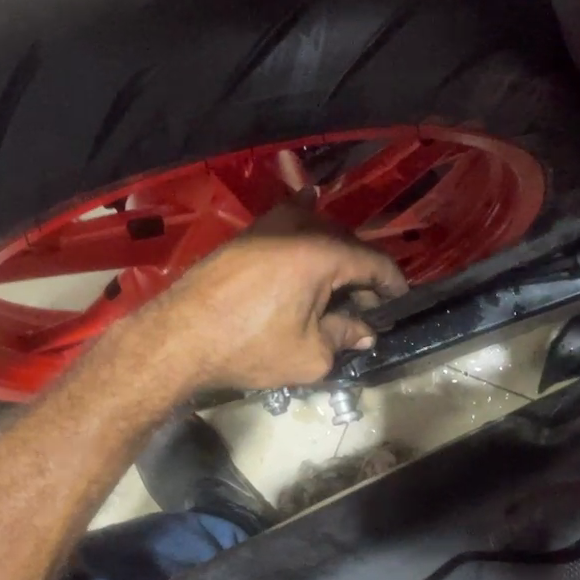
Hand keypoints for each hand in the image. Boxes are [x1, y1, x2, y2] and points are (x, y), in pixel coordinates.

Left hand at [117, 204, 408, 391]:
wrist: (178, 336)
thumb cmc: (249, 346)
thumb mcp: (309, 355)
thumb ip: (344, 338)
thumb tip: (364, 332)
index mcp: (323, 252)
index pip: (374, 263)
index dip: (393, 285)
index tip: (401, 303)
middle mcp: (299, 227)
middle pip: (347, 246)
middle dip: (361, 275)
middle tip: (366, 307)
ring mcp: (268, 226)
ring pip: (317, 235)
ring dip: (333, 258)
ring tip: (337, 290)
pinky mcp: (246, 235)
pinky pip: (287, 226)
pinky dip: (304, 231)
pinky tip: (308, 224)